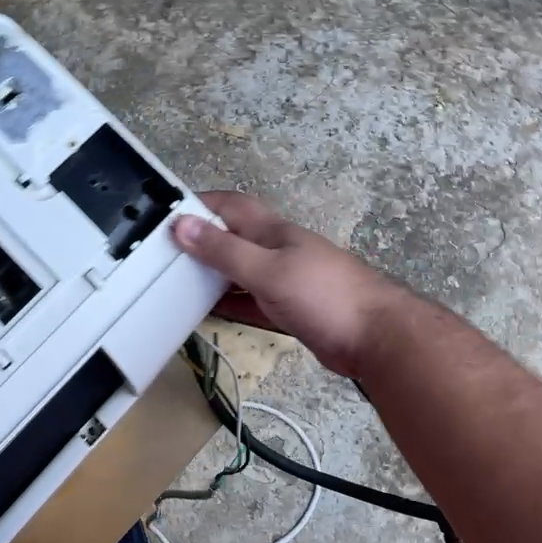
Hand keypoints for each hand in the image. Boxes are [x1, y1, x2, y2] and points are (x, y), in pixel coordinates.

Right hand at [174, 190, 410, 377]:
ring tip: (176, 281)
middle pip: (232, 237)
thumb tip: (182, 224)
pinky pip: (249, 301)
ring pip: (239, 270)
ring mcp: (284, 280)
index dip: (199, 203)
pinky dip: (228, 303)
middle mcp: (276, 250)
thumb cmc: (324, 295)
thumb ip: (224, 250)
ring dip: (212, 273)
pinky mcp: (289, 309)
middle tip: (164, 251)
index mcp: (272, 231)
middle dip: (200, 239)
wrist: (377, 338)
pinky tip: (206, 312)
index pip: (229, 205)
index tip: (164, 213)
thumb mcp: (267, 270)